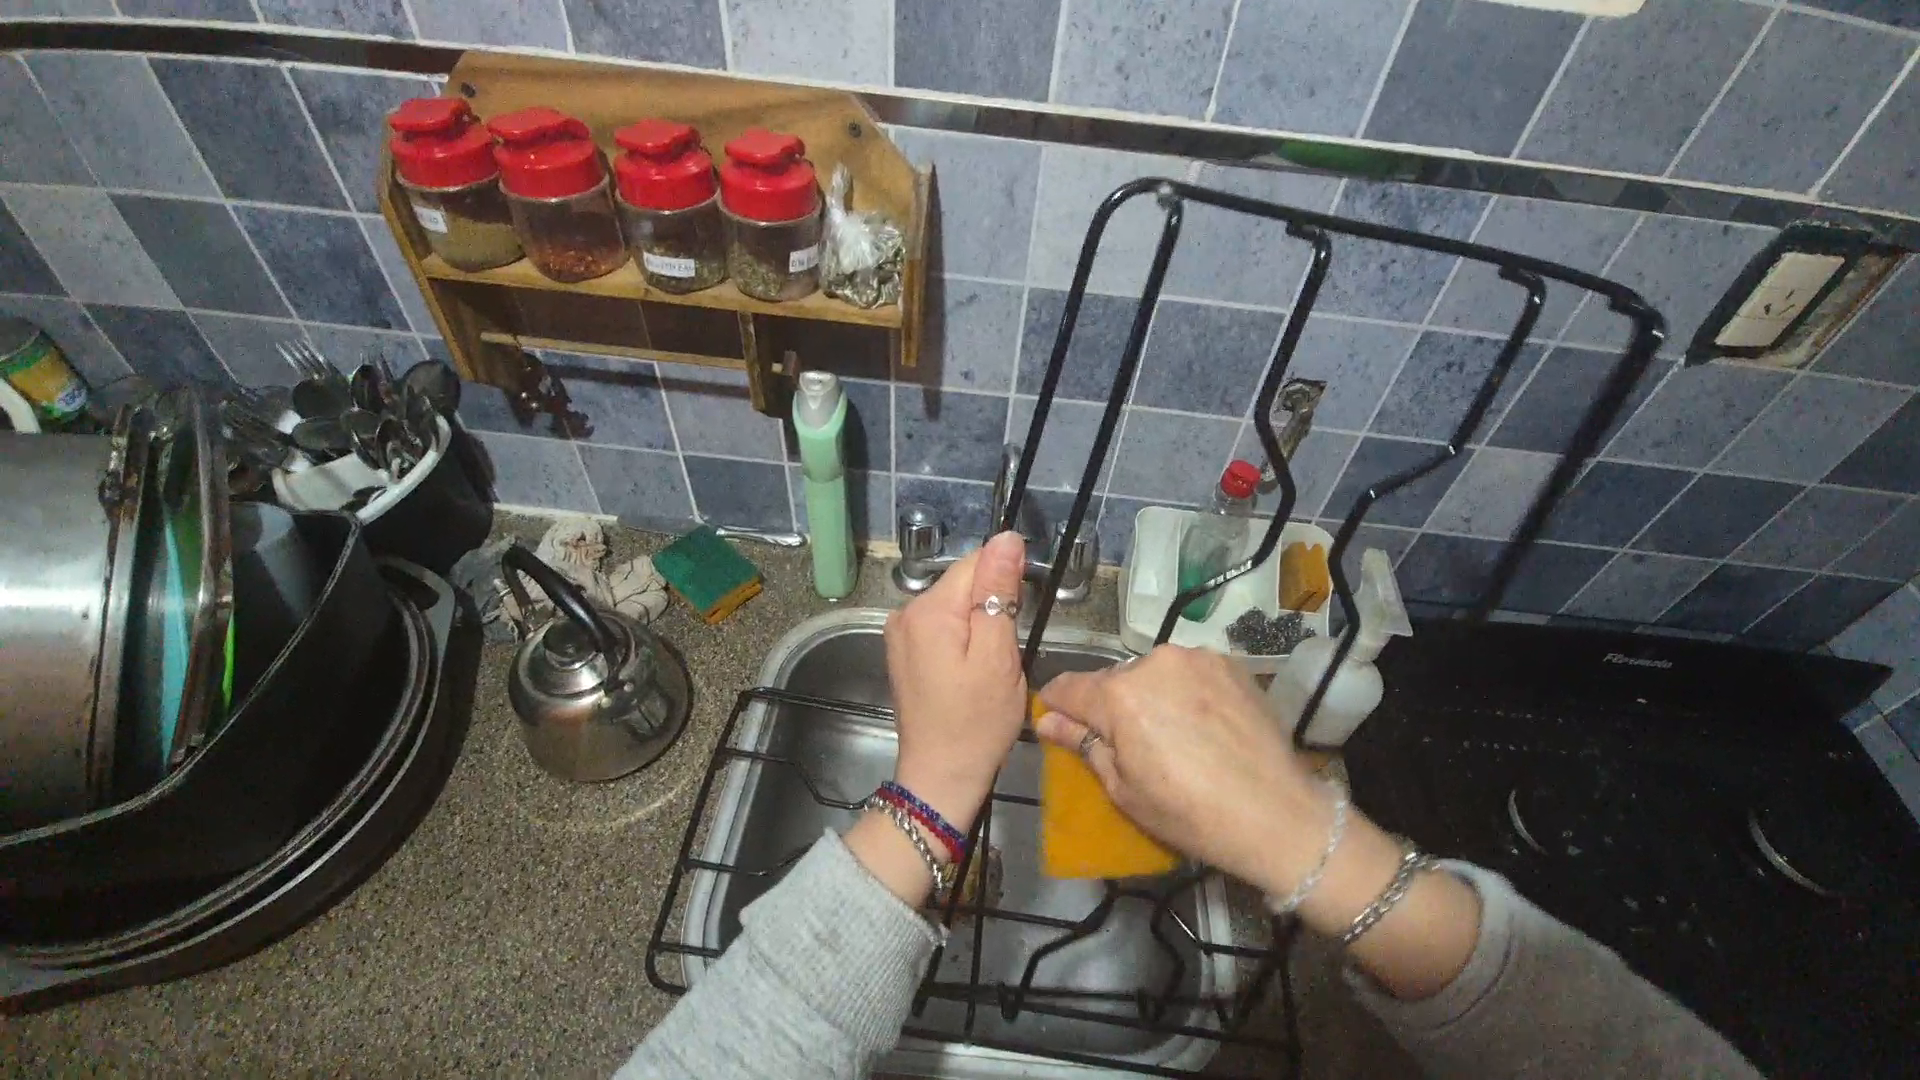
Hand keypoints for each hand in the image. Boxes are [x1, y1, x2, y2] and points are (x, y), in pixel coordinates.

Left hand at [883, 531, 1028, 832]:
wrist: (940, 777)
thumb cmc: (977, 722)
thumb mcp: (998, 656)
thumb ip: (999, 592)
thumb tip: (1006, 538)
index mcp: (928, 609)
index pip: (976, 563)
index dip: (1005, 586)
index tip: (1019, 622)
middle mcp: (905, 612)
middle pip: (963, 583)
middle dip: (991, 608)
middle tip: (1004, 655)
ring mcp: (899, 633)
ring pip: (955, 605)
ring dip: (978, 625)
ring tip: (987, 667)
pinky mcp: (903, 651)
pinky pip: (942, 626)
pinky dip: (962, 640)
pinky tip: (969, 671)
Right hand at [1032, 646, 1331, 895]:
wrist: (1278, 815)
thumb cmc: (1189, 813)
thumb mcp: (1124, 789)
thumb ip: (1083, 744)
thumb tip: (1046, 720)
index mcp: (1119, 695)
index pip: (1067, 688)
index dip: (1056, 706)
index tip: (1058, 723)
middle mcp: (1153, 663)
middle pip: (1113, 680)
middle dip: (1111, 706)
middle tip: (1129, 744)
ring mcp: (1196, 658)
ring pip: (1153, 673)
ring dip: (1150, 695)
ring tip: (1173, 734)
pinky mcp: (1230, 663)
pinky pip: (1189, 672)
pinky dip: (1185, 691)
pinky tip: (1203, 724)